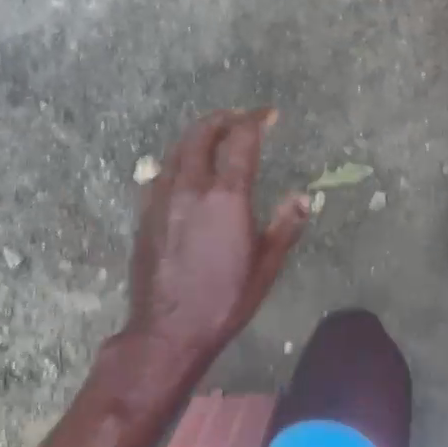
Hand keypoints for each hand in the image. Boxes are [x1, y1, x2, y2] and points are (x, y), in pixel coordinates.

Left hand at [126, 109, 309, 359]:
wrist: (167, 331)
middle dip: (223, 119)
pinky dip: (177, 160)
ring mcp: (162, 199)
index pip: (241, 140)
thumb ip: (285, 225)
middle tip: (239, 117)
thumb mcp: (266, 266)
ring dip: (197, 135)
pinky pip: (160, 173)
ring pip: (177, 150)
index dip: (257, 120)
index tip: (270, 115)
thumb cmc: (224, 300)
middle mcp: (191, 187)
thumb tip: (302, 197)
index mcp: (226, 196)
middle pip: (202, 134)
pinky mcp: (145, 215)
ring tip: (214, 135)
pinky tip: (184, 171)